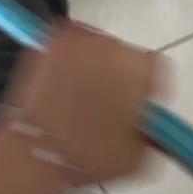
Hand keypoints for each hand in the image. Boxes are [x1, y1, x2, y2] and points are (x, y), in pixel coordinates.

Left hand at [1, 21, 163, 185]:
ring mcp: (77, 37)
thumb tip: (148, 120)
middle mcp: (110, 44)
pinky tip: (64, 81)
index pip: (155, 66)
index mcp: (137, 68)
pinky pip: (69, 43)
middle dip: (120, 73)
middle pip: (124, 53)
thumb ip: (153, 129)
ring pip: (96, 45)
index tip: (140, 103)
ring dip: (95, 62)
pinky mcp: (49, 38)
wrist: (37, 147)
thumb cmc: (89, 155)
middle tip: (109, 100)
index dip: (148, 86)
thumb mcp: (139, 155)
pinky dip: (70, 57)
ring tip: (82, 93)